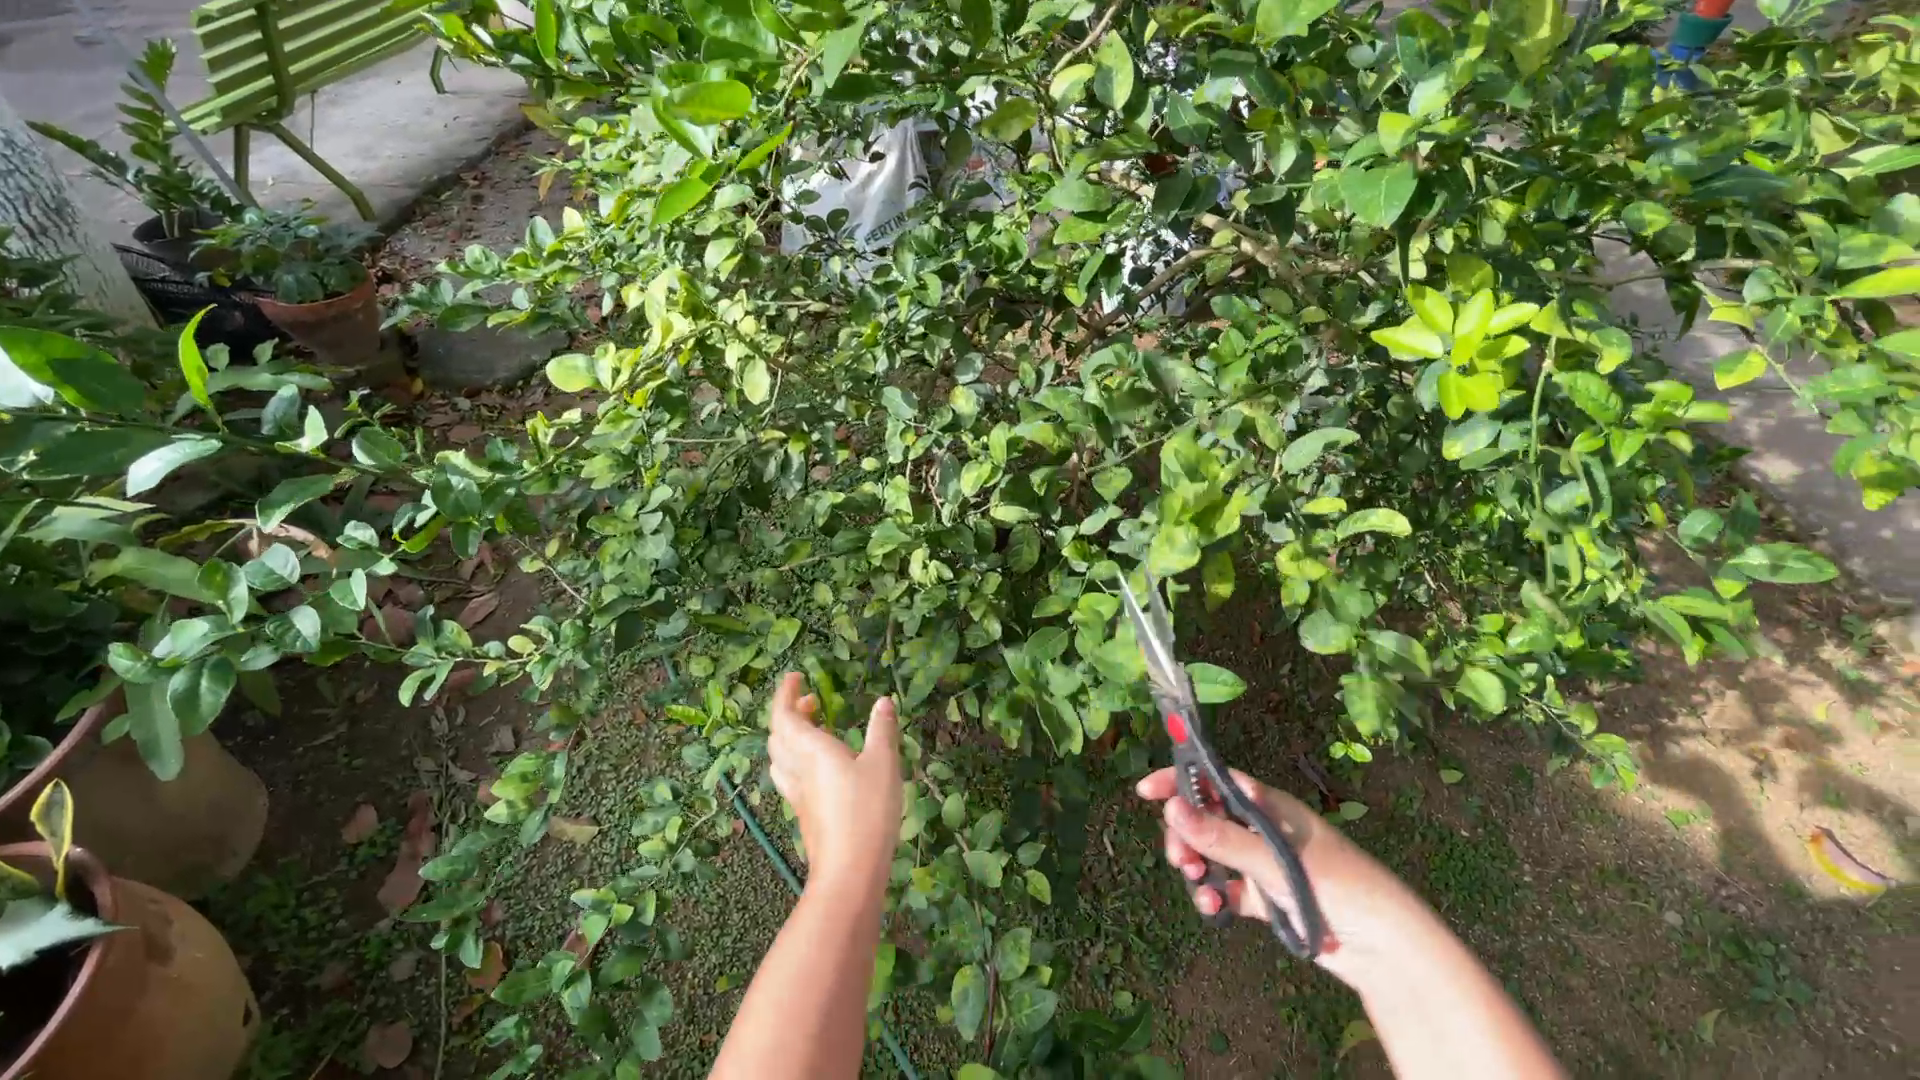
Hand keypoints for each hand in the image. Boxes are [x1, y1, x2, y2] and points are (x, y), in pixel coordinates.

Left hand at [767, 672, 902, 892]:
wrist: (849, 869)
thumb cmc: (868, 810)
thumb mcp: (884, 764)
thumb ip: (882, 730)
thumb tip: (883, 701)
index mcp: (812, 750)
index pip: (784, 715)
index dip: (785, 694)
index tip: (795, 677)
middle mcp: (798, 769)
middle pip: (778, 735)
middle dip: (789, 713)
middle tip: (811, 701)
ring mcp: (797, 794)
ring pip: (780, 758)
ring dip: (789, 738)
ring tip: (813, 730)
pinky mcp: (804, 814)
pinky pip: (790, 777)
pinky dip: (797, 761)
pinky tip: (818, 769)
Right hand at [1134, 767, 1434, 989]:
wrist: (1382, 945)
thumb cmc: (1333, 884)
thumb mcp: (1272, 859)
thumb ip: (1220, 837)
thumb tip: (1170, 808)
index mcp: (1268, 806)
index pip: (1216, 781)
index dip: (1181, 780)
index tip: (1146, 790)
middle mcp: (1262, 830)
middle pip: (1206, 820)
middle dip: (1185, 835)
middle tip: (1178, 859)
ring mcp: (1262, 864)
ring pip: (1212, 856)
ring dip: (1196, 866)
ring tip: (1195, 884)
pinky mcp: (1264, 897)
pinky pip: (1226, 889)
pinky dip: (1213, 895)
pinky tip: (1211, 907)